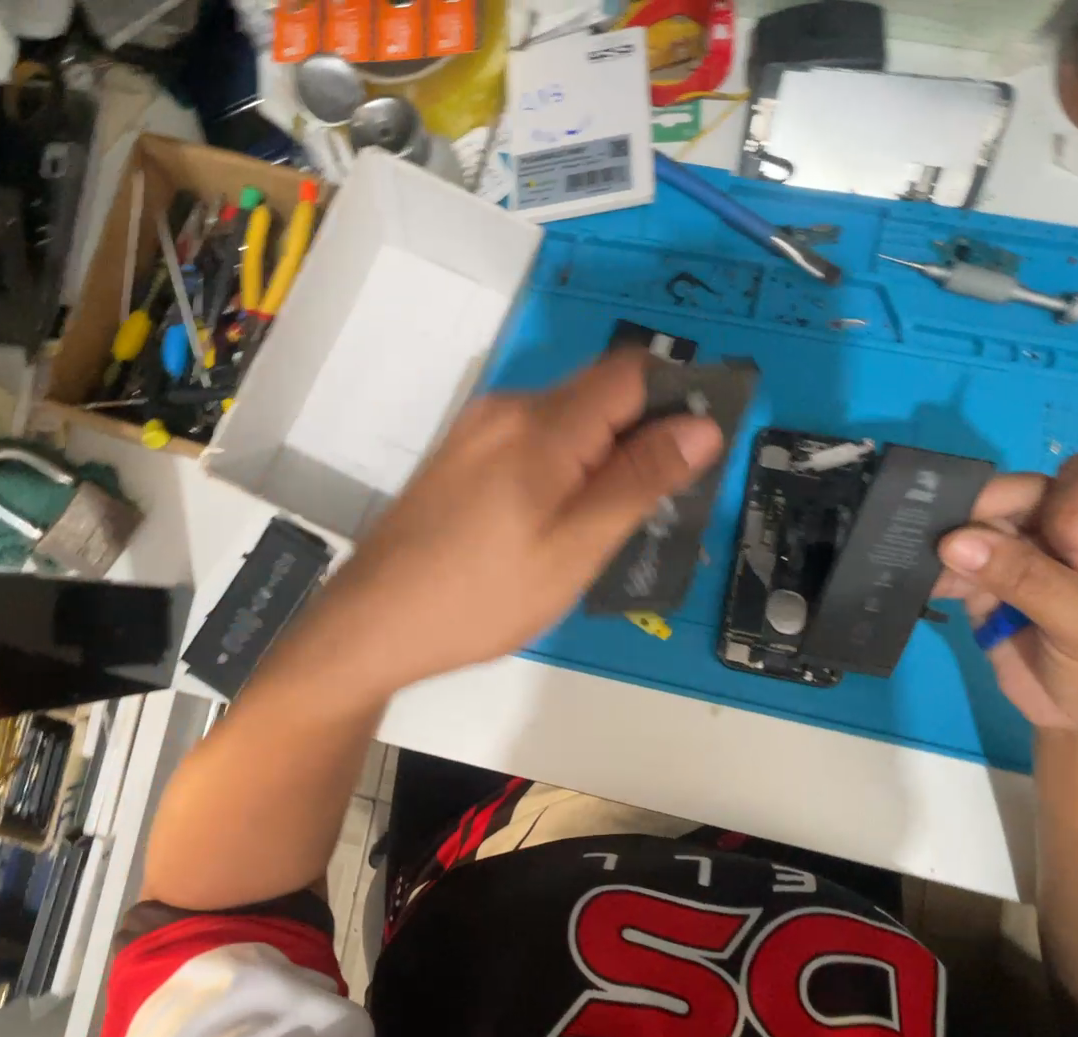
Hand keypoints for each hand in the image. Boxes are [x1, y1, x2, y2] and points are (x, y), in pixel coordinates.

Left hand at [310, 350, 722, 693]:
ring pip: (565, 423)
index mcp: (541, 423)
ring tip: (603, 527)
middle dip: (638, 438)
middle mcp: (506, 409)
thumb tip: (704, 426)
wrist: (372, 622)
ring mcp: (476, 431)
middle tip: (653, 508)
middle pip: (597, 396)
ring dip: (599, 458)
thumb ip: (639, 480)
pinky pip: (530, 443)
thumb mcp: (575, 547)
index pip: (631, 373)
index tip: (696, 456)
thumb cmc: (482, 595)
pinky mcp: (459, 457)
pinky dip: (560, 469)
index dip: (676, 399)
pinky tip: (554, 524)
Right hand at [934, 453, 1077, 738]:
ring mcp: (1036, 556)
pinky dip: (941, 568)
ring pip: (987, 520)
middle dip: (999, 512)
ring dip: (960, 536)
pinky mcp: (994, 582)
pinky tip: (934, 583)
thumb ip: (1029, 580)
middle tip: (968, 540)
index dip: (1076, 508)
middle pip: (1032, 492)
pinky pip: (960, 558)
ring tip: (944, 563)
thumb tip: (953, 542)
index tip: (1077, 561)